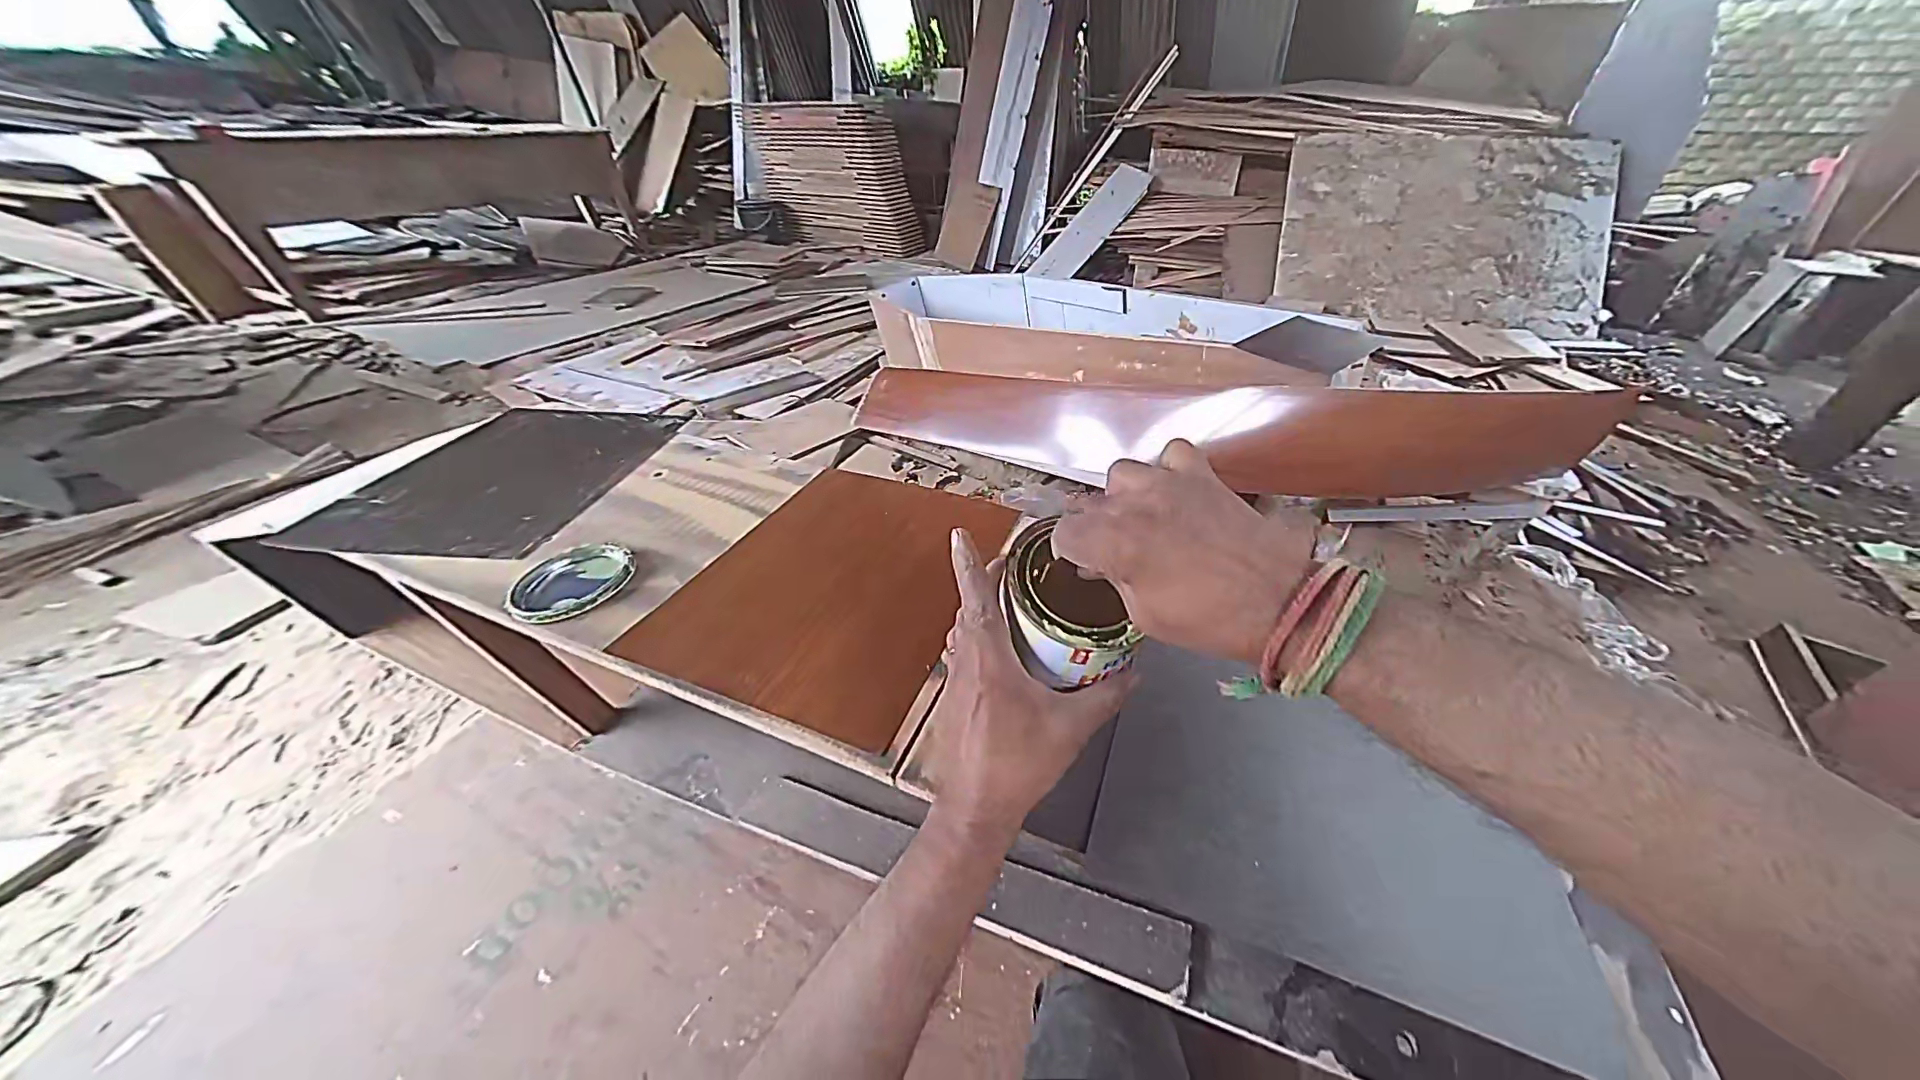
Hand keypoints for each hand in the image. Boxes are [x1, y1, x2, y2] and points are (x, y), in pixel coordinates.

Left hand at [930, 528, 1134, 839]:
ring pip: (963, 632)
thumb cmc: (1017, 765)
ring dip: (979, 611)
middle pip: (969, 610)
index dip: (968, 563)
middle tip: (1007, 566)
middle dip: (984, 582)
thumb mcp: (1071, 728)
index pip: (976, 598)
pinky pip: (963, 655)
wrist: (977, 807)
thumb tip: (1132, 674)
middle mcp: (965, 664)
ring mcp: (954, 682)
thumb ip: (1105, 697)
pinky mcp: (953, 699)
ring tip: (1006, 601)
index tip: (958, 535)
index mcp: (989, 660)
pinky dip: (978, 639)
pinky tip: (1001, 653)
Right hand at [1052, 439, 1314, 667]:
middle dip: (1096, 526)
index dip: (1071, 550)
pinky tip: (1177, 492)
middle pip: (1089, 503)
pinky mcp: (1202, 475)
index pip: (1064, 531)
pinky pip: (1171, 455)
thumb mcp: (1143, 615)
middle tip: (1117, 548)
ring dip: (1126, 495)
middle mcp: (1132, 504)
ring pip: (1123, 473)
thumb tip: (1102, 562)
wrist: (1279, 603)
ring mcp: (1168, 483)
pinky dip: (1168, 470)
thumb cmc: (1207, 621)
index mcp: (1112, 543)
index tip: (1086, 562)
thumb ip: (1114, 578)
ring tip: (1145, 516)